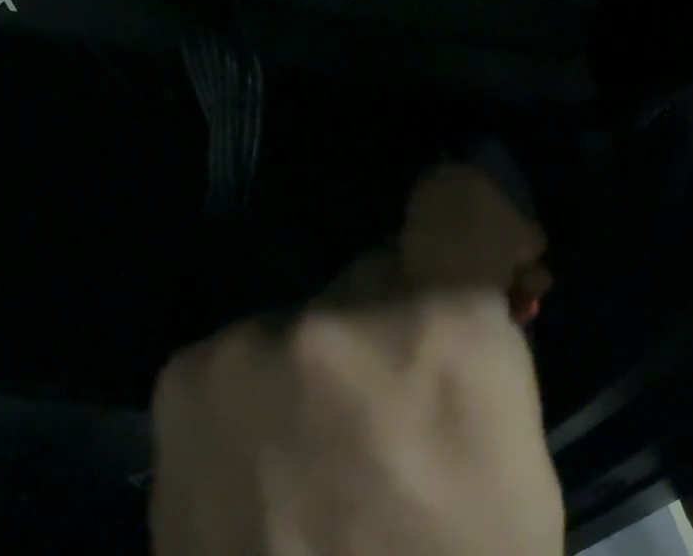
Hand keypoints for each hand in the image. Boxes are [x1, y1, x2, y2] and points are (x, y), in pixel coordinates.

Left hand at [150, 164, 561, 555]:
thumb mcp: (511, 487)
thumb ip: (481, 366)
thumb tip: (464, 294)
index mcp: (445, 348)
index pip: (456, 204)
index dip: (468, 210)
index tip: (467, 223)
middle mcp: (333, 320)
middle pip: (370, 272)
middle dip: (387, 320)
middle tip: (388, 402)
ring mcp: (244, 343)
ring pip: (300, 317)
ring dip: (315, 360)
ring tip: (315, 452)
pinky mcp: (181, 373)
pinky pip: (239, 354)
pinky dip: (255, 389)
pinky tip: (259, 463)